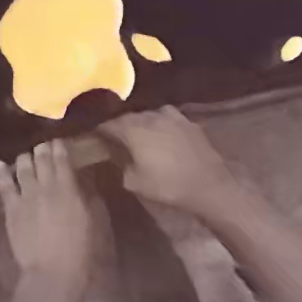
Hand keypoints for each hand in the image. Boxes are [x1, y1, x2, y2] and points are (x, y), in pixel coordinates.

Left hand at [0, 141, 90, 294]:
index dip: (59, 148)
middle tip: (42, 143)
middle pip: (41, 161)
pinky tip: (1, 164)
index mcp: (68, 188)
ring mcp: (26, 197)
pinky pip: (5, 186)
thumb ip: (86, 196)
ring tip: (26, 153)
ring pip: (23, 168)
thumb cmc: (79, 249)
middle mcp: (45, 186)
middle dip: (42, 149)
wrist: (52, 270)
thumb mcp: (92, 219)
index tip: (58, 140)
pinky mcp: (11, 210)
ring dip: (24, 158)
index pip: (62, 160)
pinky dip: (2, 173)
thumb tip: (80, 182)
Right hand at [100, 106, 241, 217]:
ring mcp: (173, 116)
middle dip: (121, 125)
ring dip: (142, 124)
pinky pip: (168, 119)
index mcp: (134, 128)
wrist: (208, 185)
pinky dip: (161, 125)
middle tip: (115, 136)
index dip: (99, 129)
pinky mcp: (189, 122)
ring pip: (150, 115)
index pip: (108, 123)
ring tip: (139, 135)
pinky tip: (162, 135)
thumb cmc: (167, 185)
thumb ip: (122, 165)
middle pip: (129, 116)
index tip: (94, 135)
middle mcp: (151, 116)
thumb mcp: (135, 182)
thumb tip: (121, 157)